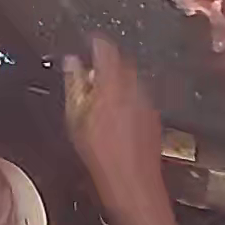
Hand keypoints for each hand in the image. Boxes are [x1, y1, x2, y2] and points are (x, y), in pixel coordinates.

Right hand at [64, 36, 172, 224]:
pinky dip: (125, 91)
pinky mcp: (153, 117)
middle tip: (87, 65)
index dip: (96, 41)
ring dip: (116, 76)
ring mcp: (148, 103)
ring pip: (132, 78)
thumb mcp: (75, 118)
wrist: (133, 186)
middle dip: (105, 59)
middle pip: (122, 62)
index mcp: (114, 85)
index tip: (86, 39)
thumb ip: (74, 85)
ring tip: (96, 87)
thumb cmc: (99, 154)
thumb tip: (72, 61)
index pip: (107, 50)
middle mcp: (135, 89)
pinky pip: (138, 93)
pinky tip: (112, 108)